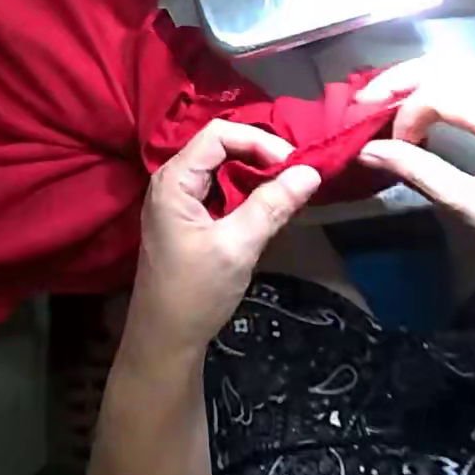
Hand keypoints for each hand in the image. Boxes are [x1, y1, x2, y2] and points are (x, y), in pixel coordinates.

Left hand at [125, 122, 321, 360]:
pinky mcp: (186, 214)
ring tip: (287, 183)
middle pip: (218, 144)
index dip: (257, 141)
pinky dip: (244, 187)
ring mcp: (177, 197)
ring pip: (219, 165)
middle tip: (295, 172)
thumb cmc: (195, 292)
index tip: (292, 163)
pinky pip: (217, 186)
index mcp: (174, 179)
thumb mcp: (237, 247)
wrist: (164, 339)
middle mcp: (171, 179)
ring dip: (253, 169)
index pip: (218, 134)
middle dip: (258, 152)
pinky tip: (266, 201)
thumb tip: (309, 172)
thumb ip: (271, 206)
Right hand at [354, 59, 474, 292]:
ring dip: (427, 78)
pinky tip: (435, 101)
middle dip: (405, 79)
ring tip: (392, 97)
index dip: (407, 113)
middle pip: (457, 67)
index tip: (392, 146)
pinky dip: (454, 84)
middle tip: (367, 100)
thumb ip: (423, 174)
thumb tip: (369, 151)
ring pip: (473, 66)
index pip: (447, 93)